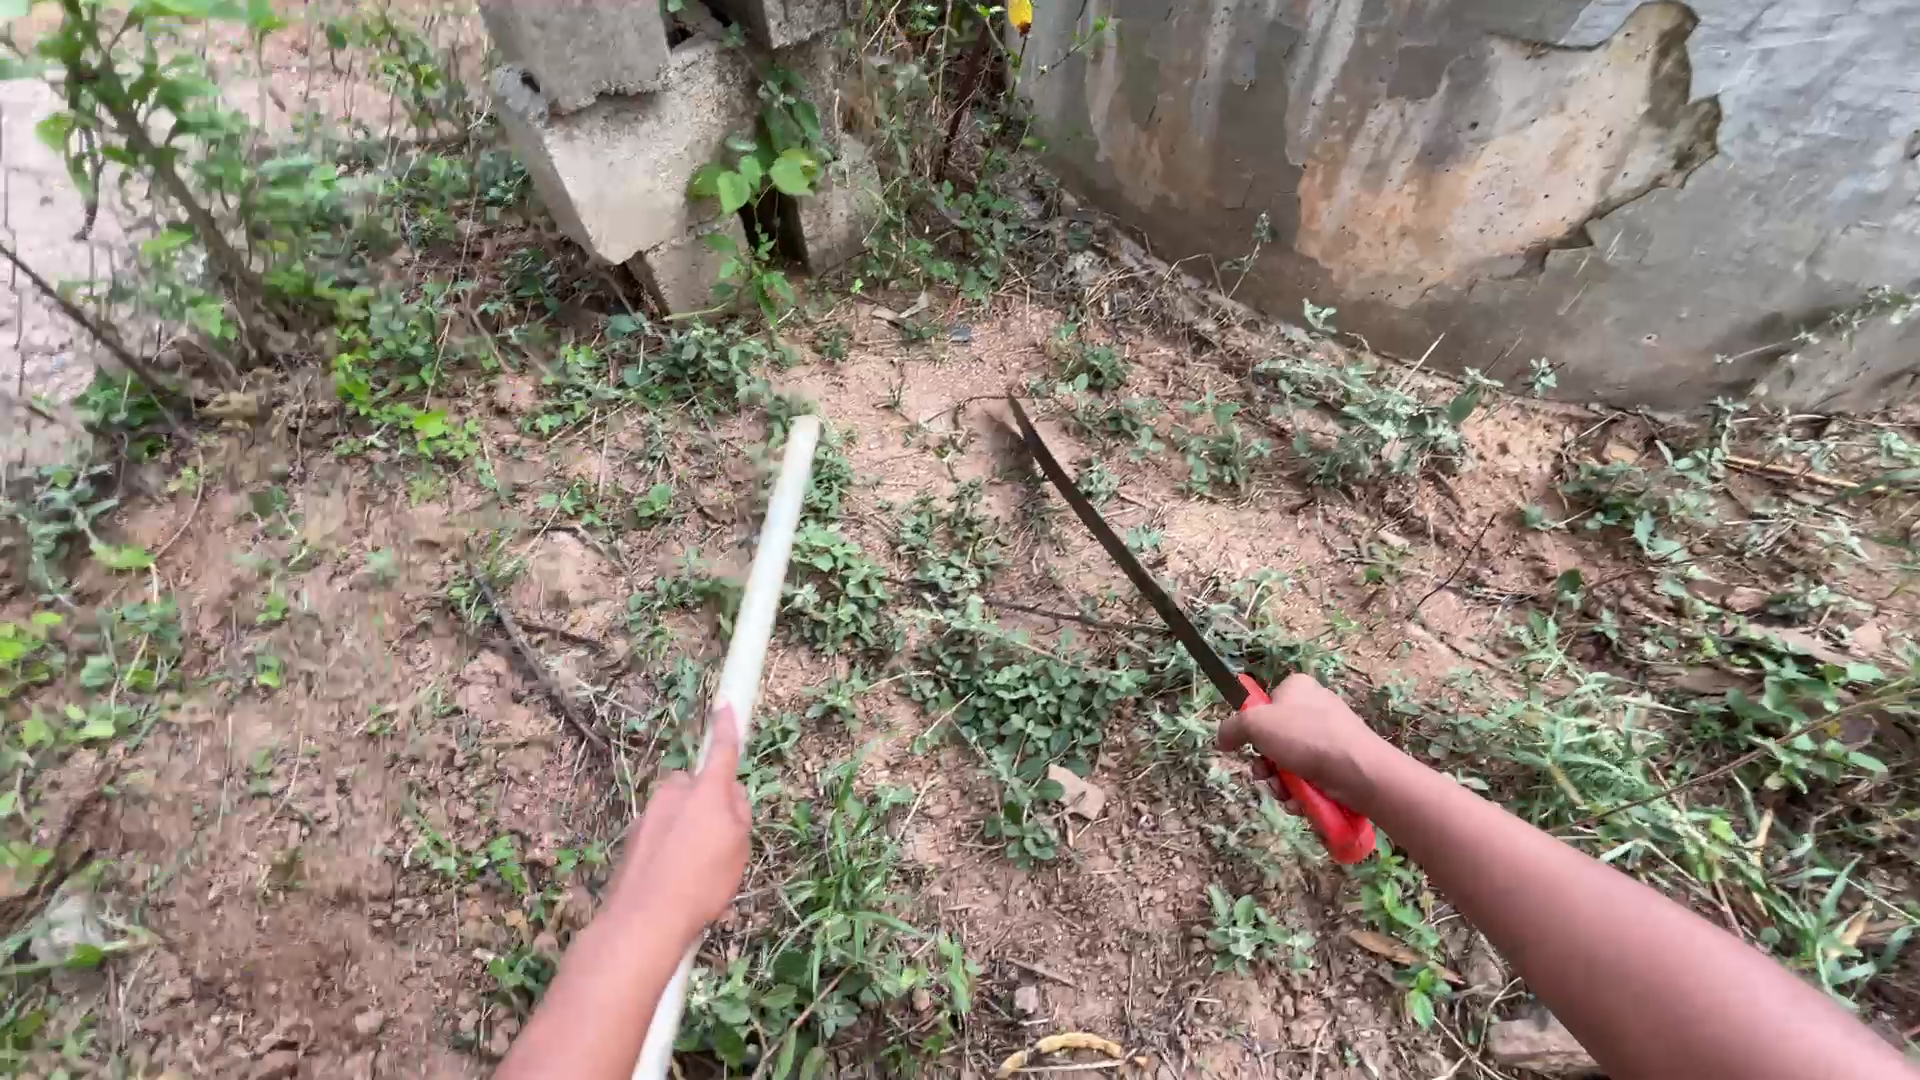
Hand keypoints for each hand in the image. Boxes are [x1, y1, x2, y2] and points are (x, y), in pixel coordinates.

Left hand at [607, 703, 751, 944]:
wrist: (642, 921)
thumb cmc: (702, 881)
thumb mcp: (740, 846)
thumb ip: (740, 813)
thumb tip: (731, 794)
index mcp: (707, 791)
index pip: (722, 750)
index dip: (727, 727)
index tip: (725, 705)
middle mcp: (675, 794)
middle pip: (699, 787)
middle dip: (709, 804)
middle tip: (721, 841)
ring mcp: (650, 815)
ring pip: (679, 812)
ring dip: (688, 830)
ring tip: (697, 872)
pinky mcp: (633, 838)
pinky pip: (662, 834)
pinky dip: (670, 850)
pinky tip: (676, 882)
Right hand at [1216, 673, 1396, 811]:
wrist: (1360, 772)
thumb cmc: (1305, 737)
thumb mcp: (1254, 724)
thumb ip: (1231, 728)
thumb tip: (1222, 740)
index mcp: (1298, 688)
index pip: (1266, 703)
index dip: (1255, 726)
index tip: (1250, 743)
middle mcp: (1316, 708)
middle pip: (1275, 738)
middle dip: (1266, 763)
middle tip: (1264, 775)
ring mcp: (1331, 737)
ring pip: (1291, 763)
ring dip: (1281, 782)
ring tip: (1285, 794)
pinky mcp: (1342, 764)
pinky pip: (1311, 778)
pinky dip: (1301, 792)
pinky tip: (1300, 802)